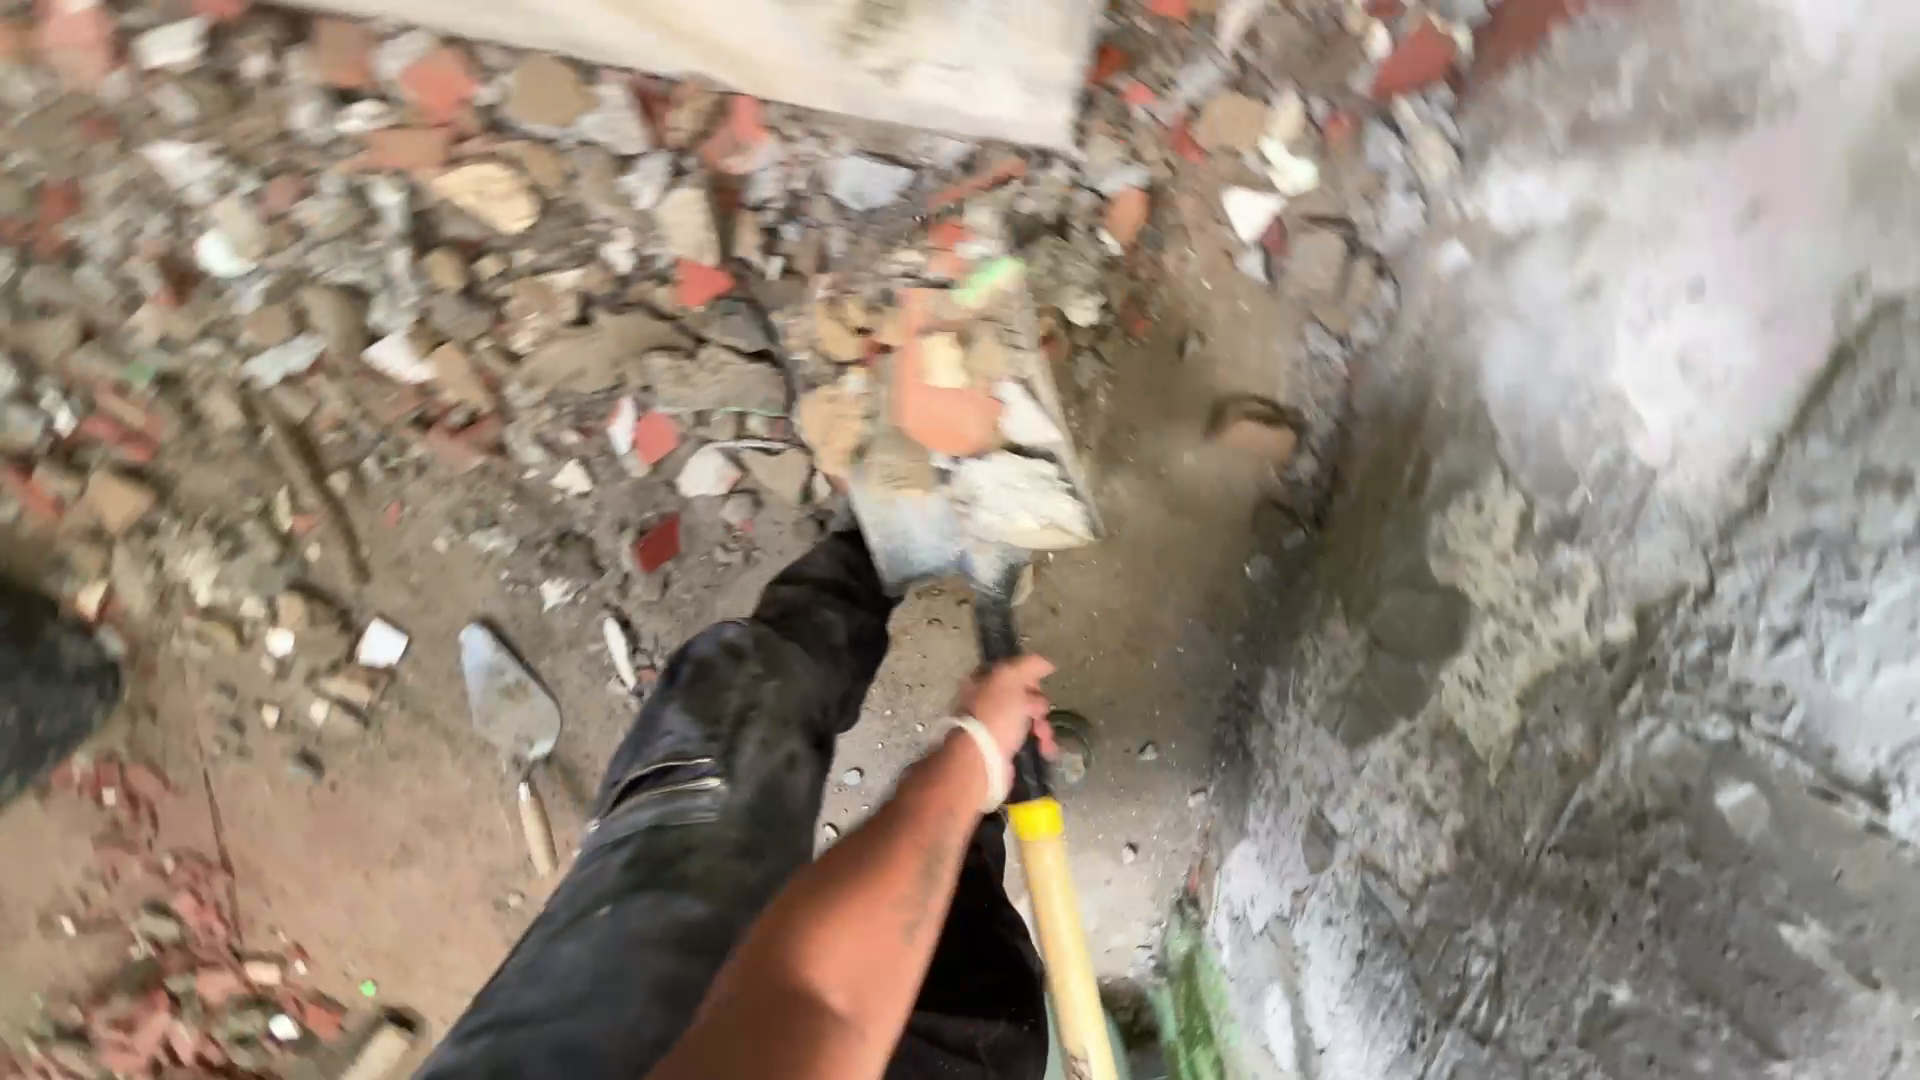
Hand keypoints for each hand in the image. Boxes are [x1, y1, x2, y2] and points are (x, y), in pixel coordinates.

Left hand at [954, 655, 1055, 761]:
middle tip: (1040, 714)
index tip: (1040, 686)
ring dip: (1042, 727)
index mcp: (982, 682)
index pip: (1010, 671)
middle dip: (1039, 706)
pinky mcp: (1002, 749)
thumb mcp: (1011, 680)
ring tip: (1045, 738)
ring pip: (1027, 720)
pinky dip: (1040, 744)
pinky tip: (1046, 750)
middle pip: (1022, 697)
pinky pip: (1027, 741)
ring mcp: (993, 728)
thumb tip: (1047, 664)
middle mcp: (985, 703)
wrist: (983, 760)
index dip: (1028, 677)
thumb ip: (1029, 666)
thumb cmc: (995, 715)